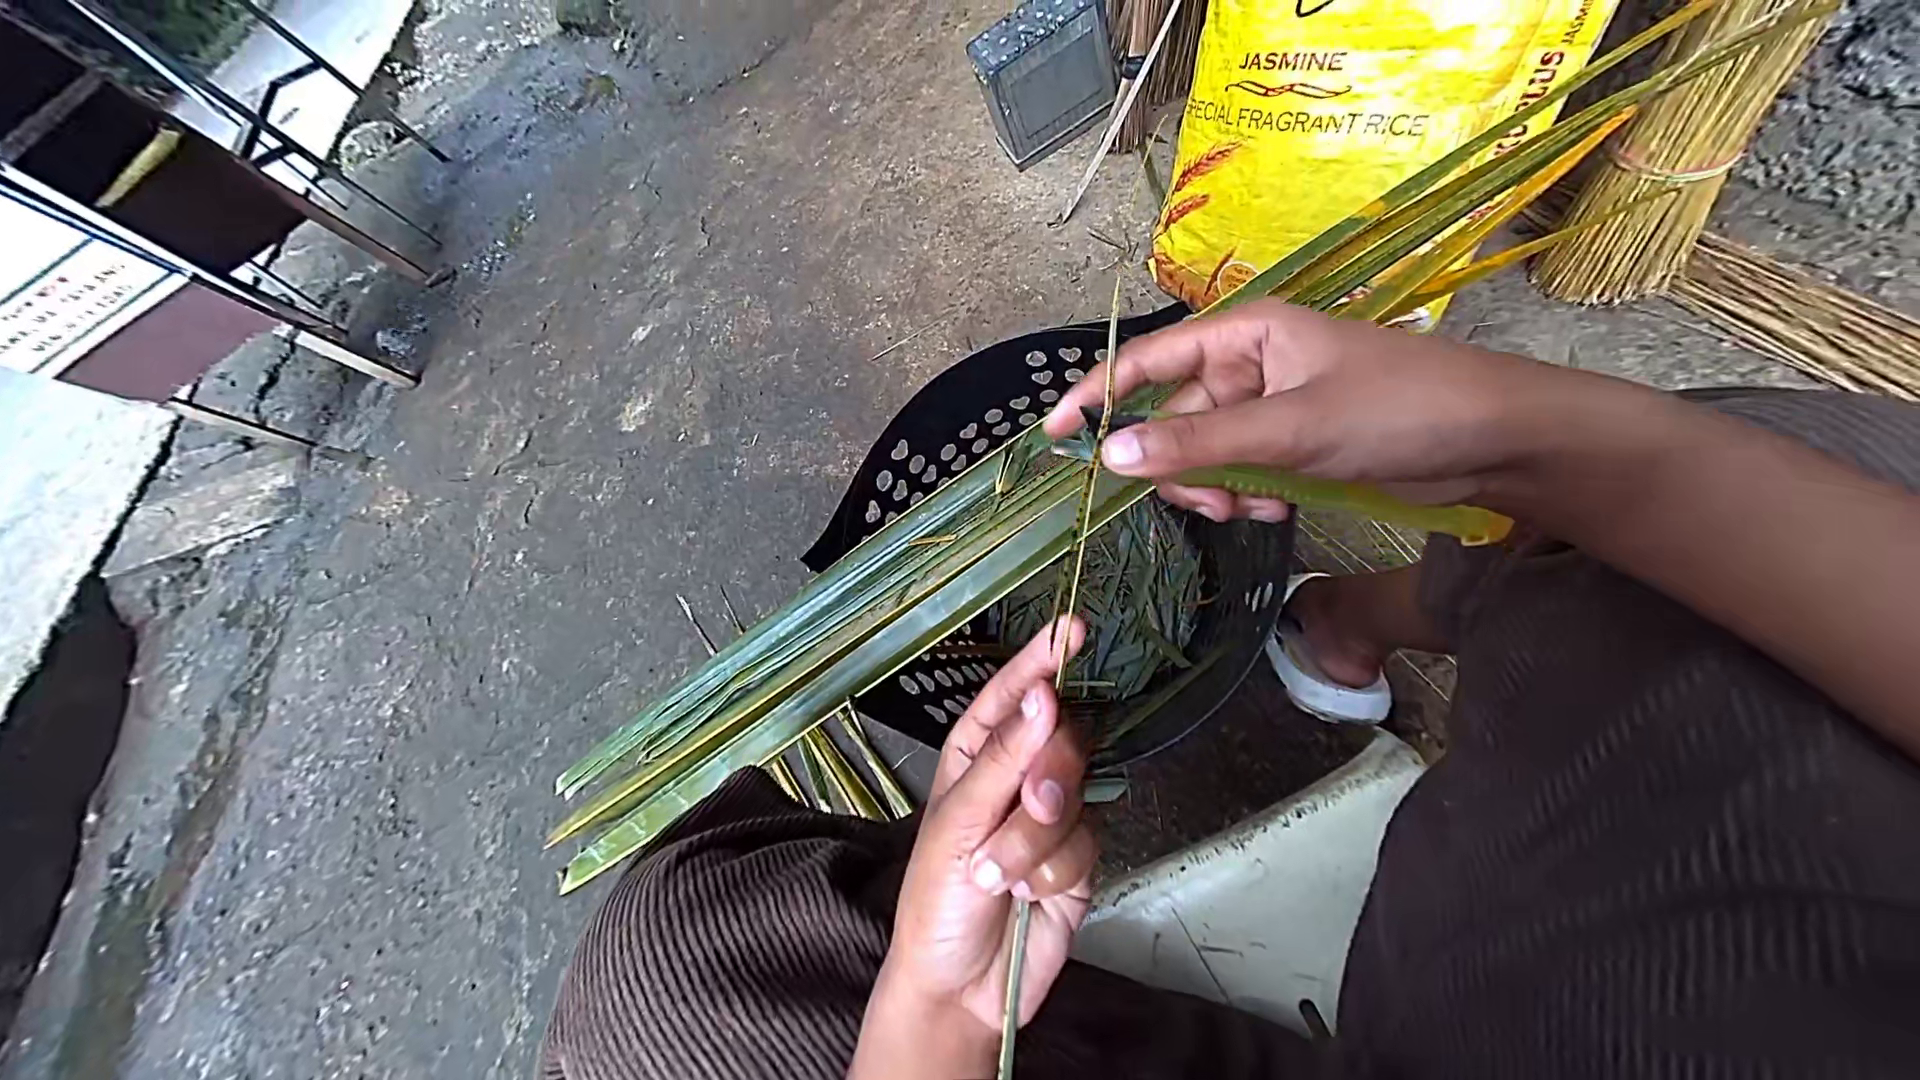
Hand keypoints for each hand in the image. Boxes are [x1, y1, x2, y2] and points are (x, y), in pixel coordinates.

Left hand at [851, 618, 1095, 1078]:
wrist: (962, 984)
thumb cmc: (935, 894)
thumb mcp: (957, 823)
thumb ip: (1003, 760)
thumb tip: (1043, 696)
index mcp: (977, 749)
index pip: (1014, 692)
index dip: (1042, 658)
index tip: (1071, 628)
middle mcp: (1018, 770)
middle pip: (1061, 737)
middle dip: (1049, 773)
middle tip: (1031, 804)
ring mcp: (1051, 810)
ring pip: (1076, 793)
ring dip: (1038, 840)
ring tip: (1002, 872)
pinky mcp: (1077, 851)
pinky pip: (1086, 841)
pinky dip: (1054, 871)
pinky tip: (1028, 892)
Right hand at [1042, 299, 1631, 521]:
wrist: (1496, 442)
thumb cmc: (1398, 409)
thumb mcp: (1289, 428)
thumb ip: (1196, 443)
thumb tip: (1110, 455)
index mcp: (1242, 336)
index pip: (1147, 362)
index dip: (1095, 394)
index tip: (1054, 434)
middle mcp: (1245, 367)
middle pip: (1171, 423)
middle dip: (1182, 469)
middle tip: (1211, 501)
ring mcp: (1264, 407)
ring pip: (1200, 456)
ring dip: (1215, 489)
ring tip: (1256, 506)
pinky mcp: (1283, 441)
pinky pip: (1233, 471)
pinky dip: (1243, 495)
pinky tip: (1279, 506)